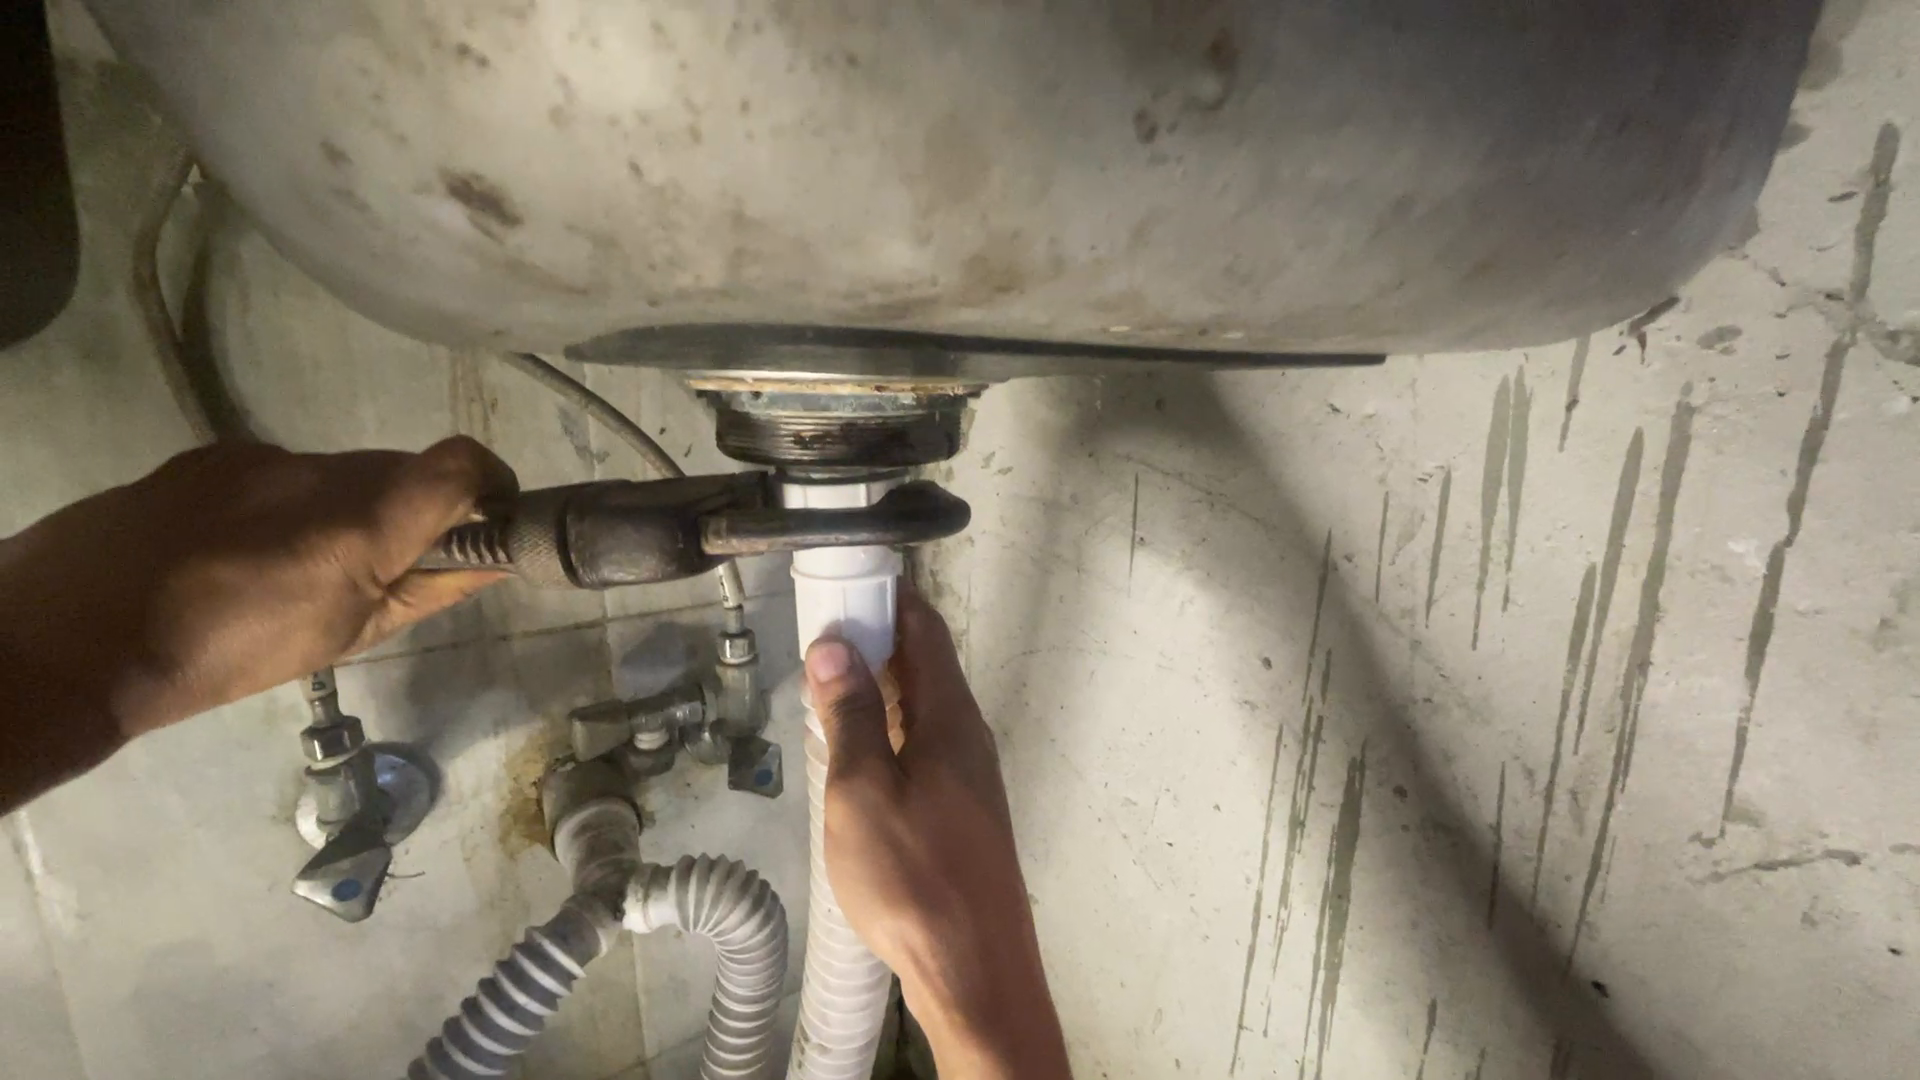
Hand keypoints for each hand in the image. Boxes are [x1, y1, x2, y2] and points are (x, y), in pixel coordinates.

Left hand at [0, 437, 513, 808]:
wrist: (57, 642)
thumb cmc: (226, 656)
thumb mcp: (351, 635)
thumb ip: (433, 588)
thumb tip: (499, 560)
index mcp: (361, 525)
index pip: (463, 464)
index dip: (495, 481)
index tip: (495, 516)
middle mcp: (319, 472)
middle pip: (411, 468)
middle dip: (426, 505)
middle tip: (399, 559)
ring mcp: (262, 457)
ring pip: (352, 468)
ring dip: (362, 504)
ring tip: (312, 558)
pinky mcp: (215, 453)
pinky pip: (293, 467)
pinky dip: (302, 498)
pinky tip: (255, 543)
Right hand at [804, 589, 1070, 1078]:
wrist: (975, 966)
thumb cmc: (912, 874)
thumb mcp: (863, 791)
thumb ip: (851, 716)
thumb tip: (835, 646)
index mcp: (950, 715)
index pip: (926, 630)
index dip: (892, 597)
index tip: (851, 578)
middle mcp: (969, 733)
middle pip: (926, 664)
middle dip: (879, 640)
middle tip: (822, 634)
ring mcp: (971, 771)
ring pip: (924, 706)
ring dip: (882, 685)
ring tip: (829, 685)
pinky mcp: (964, 806)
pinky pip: (925, 742)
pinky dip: (891, 726)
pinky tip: (859, 748)